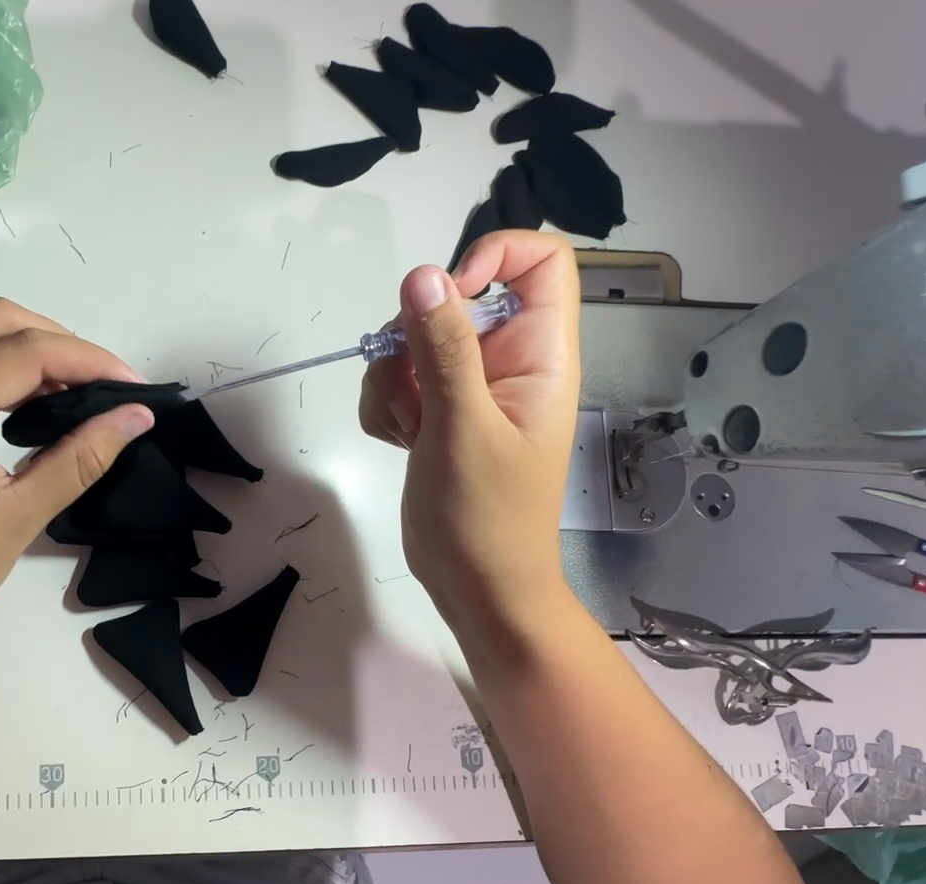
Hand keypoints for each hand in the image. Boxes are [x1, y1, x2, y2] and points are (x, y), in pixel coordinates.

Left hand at [0, 299, 153, 675]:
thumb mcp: (17, 519)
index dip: (86, 360)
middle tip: (105, 383)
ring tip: (78, 390)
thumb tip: (137, 415)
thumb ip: (80, 458)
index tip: (132, 387)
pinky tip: (31, 399)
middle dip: (58, 340)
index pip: (21, 354)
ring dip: (27, 348)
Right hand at [358, 231, 581, 624]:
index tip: (442, 295)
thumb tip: (423, 275)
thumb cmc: (486, 516)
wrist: (474, 585)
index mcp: (539, 355)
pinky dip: (385, 407)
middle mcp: (506, 363)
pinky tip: (398, 441)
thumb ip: (443, 350)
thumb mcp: (463, 428)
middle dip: (413, 340)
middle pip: (454, 304)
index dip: (492, 257)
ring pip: (413, 345)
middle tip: (409, 391)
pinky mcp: (436, 416)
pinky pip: (397, 383)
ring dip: (392, 380)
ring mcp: (468, 391)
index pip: (540, 264)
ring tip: (406, 429)